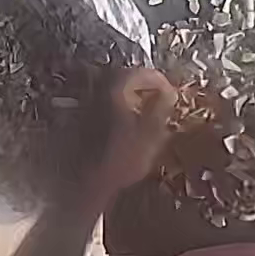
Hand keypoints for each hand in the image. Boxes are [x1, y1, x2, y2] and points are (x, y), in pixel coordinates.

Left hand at [54, 67, 173, 214]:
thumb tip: (169, 92)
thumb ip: (161, 108)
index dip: (159, 80)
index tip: (171, 93)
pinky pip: (106, 105)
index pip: (140, 73)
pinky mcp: (83, 120)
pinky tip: (130, 123)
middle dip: (146, 86)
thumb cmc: (123, 159)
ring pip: (114, 92)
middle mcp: (98, 92)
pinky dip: (121, 108)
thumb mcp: (151, 133)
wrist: (91, 182)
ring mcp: (88, 105)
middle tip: (162, 99)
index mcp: (115, 91)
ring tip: (149, 111)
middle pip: (125, 78)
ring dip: (133, 97)